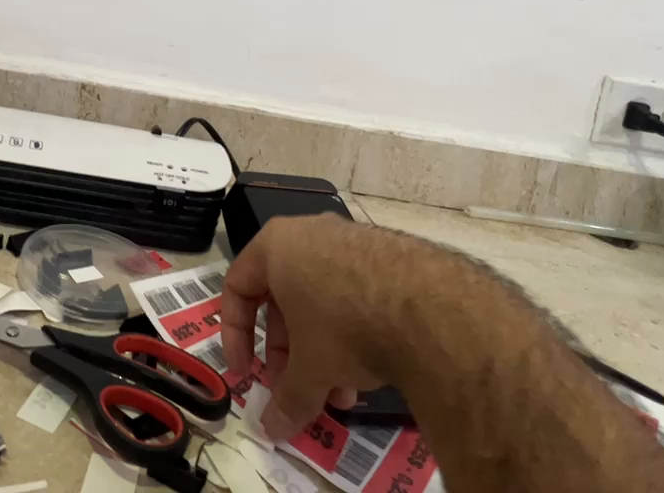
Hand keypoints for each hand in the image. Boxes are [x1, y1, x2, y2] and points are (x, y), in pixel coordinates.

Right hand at [221, 214, 395, 440]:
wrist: (428, 306)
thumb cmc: (344, 325)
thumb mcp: (309, 368)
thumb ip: (286, 398)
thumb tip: (270, 430)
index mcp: (275, 245)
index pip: (237, 287)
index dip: (234, 336)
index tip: (246, 373)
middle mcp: (308, 232)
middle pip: (283, 297)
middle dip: (288, 351)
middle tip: (295, 387)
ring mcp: (349, 238)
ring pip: (321, 299)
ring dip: (322, 349)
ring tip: (339, 394)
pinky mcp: (386, 253)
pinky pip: (353, 293)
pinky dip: (351, 331)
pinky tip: (369, 373)